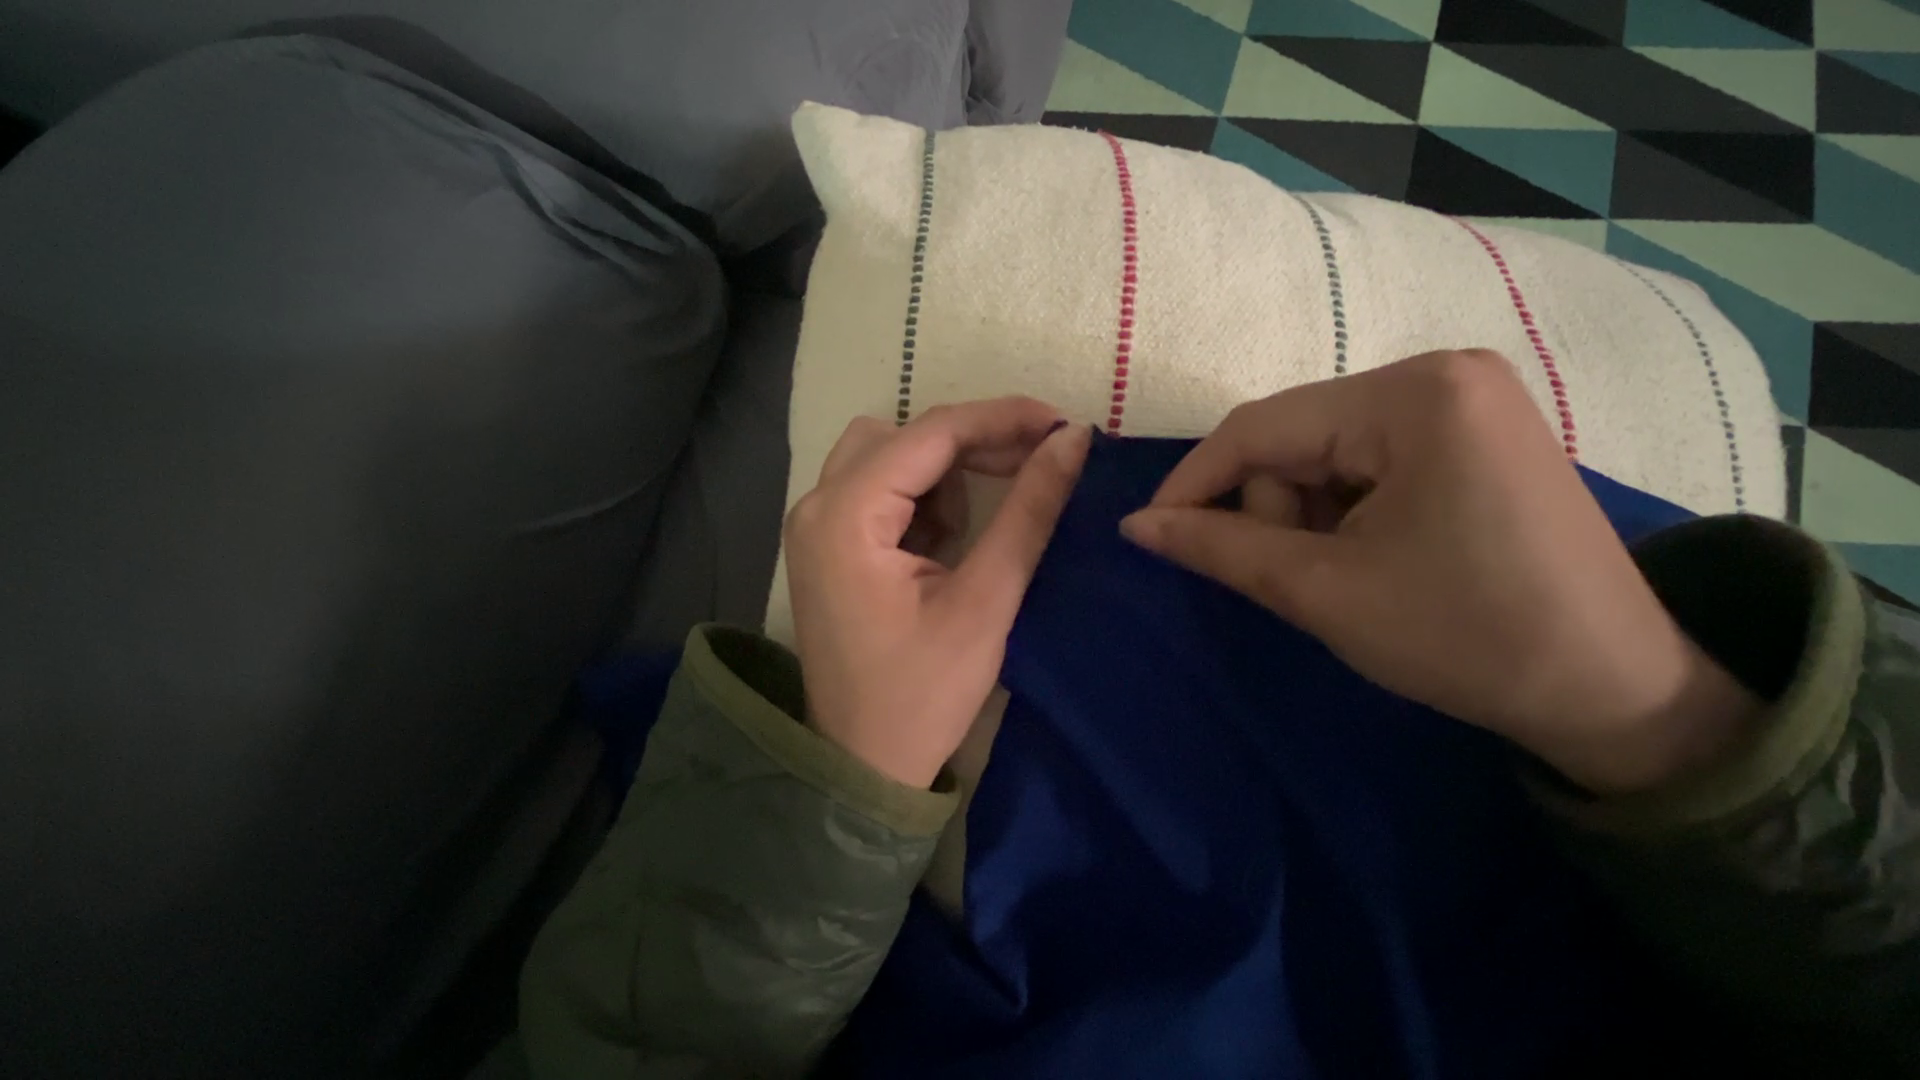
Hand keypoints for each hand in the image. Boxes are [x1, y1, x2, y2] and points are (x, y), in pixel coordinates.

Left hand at [785, 399, 1091, 787]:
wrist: (862, 765)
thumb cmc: (923, 695)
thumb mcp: (986, 601)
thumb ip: (1029, 511)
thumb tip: (1073, 440)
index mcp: (845, 517)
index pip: (930, 434)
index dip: (1002, 419)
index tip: (1063, 423)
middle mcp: (817, 506)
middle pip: (903, 437)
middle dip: (972, 445)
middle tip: (1037, 465)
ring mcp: (815, 526)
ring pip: (888, 458)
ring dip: (945, 475)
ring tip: (979, 532)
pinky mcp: (826, 546)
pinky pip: (878, 493)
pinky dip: (922, 502)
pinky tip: (948, 546)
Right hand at [1120, 350, 1757, 794]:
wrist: (1615, 689)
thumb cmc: (1465, 637)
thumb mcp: (1325, 592)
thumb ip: (1219, 548)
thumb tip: (1135, 526)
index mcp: (1414, 396)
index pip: (1261, 427)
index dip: (1194, 482)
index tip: (1150, 533)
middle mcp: (1443, 373)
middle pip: (1297, 435)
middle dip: (1272, 507)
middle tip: (1295, 578)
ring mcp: (1468, 399)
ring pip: (1329, 448)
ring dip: (1308, 512)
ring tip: (1342, 574)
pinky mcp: (1479, 431)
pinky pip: (1373, 457)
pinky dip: (1348, 507)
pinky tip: (1373, 555)